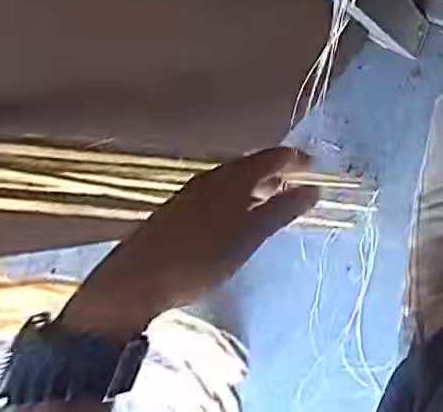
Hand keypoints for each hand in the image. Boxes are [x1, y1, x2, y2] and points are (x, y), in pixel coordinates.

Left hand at [57, 147, 318, 337]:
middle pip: (252, 166)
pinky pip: (214, 195)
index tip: (313, 168)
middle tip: (292, 189)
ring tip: (266, 208)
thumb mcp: (250, 236)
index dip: (297, 159)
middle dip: (275, 175)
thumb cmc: (200, 257)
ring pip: (232, 181)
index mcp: (236, 175)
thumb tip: (314, 190)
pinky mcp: (172, 212)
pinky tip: (231, 223)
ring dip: (253, 189)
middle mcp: (213, 176)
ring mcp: (189, 193)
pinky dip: (233, 201)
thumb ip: (284, 210)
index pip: (275, 155)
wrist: (128, 287)